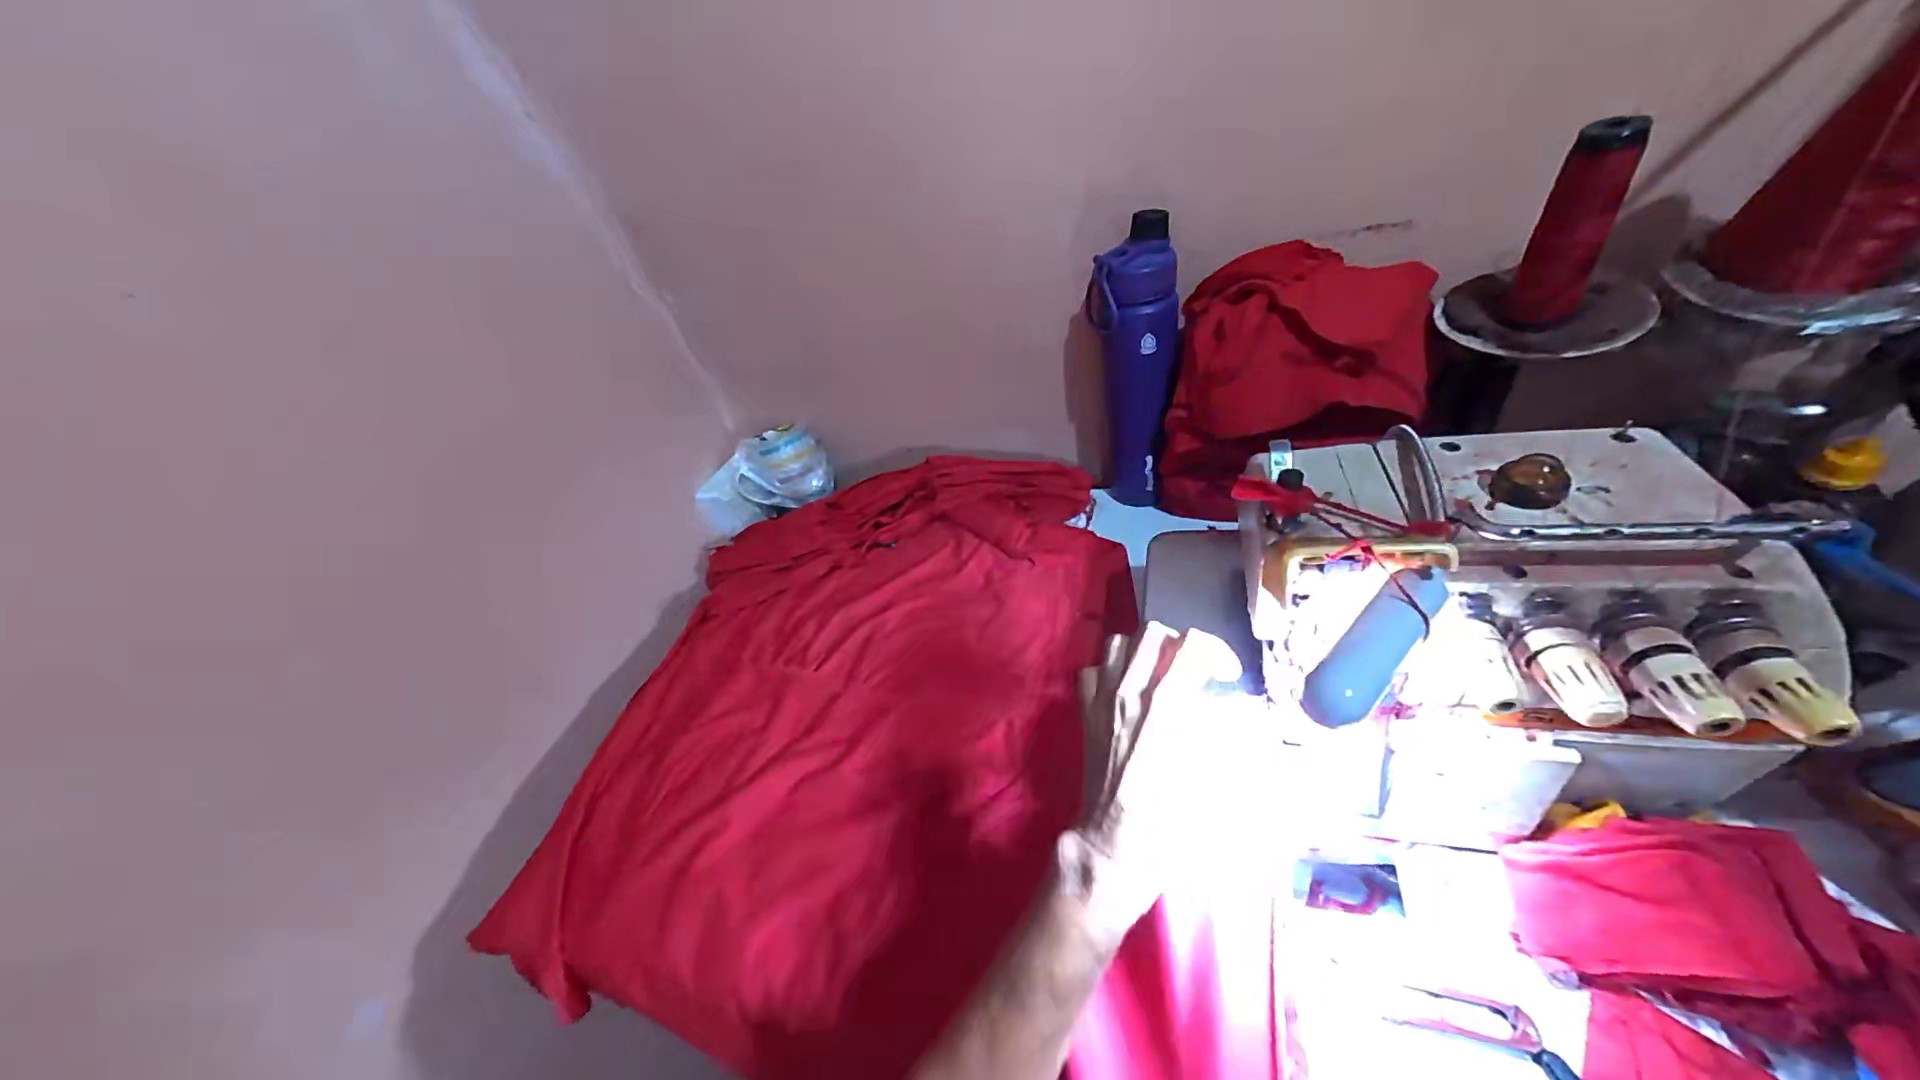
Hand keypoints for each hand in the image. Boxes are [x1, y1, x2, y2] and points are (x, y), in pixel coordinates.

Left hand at [1063, 622, 1243, 945]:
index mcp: (1165, 706)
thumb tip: (1242, 705)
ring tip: (1160, 673)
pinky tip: (1126, 689)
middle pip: (1152, 633)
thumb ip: (1226, 730)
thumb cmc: (1169, 817)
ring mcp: (1101, 698)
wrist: (1113, 841)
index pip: (1190, 645)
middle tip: (1193, 669)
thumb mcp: (1213, 772)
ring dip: (1142, 651)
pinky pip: (1093, 669)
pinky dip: (1110, 670)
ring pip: (1118, 643)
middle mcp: (1128, 692)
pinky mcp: (1084, 711)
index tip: (1227, 674)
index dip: (1217, 651)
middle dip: (1179, 643)